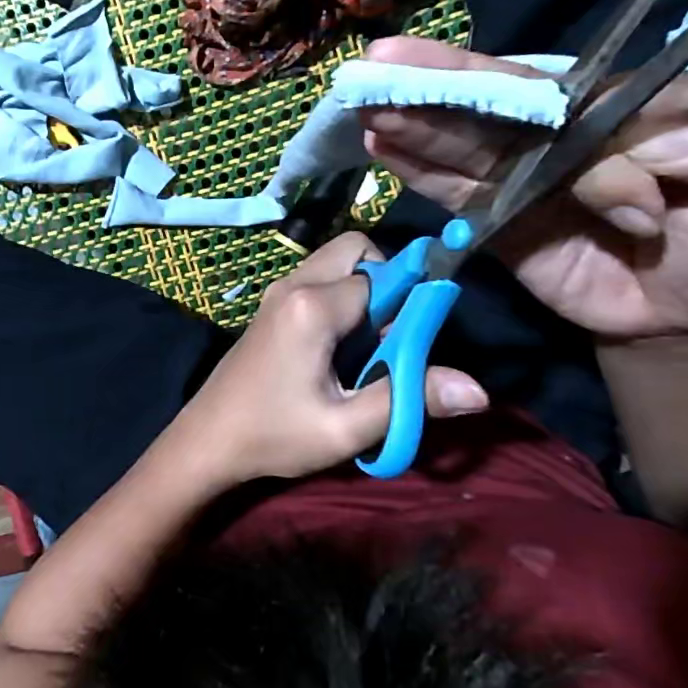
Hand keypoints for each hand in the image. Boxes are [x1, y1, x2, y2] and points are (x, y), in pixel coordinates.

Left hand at [186, 232, 489, 481]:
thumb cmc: (273, 434)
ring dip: (363, 293)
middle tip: (388, 337)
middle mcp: (291, 286)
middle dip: (388, 281)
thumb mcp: (346, 427)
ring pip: (336, 264)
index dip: (410, 306)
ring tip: (364, 350)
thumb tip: (479, 390)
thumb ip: (410, 399)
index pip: (384, 277)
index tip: (412, 346)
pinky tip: (338, 350)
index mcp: (310, 306)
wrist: (208, 438)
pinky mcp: (271, 308)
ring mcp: (276, 294)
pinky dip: (340, 299)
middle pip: (356, 250)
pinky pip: (317, 282)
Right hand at [358, 37, 687, 338]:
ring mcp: (519, 172)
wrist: (686, 320)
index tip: (588, 174)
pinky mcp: (488, 211)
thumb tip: (648, 144)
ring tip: (364, 102)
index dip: (556, 114)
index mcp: (630, 111)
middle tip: (382, 61)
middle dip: (439, 78)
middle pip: (495, 99)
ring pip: (460, 138)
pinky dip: (410, 165)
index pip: (577, 97)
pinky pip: (445, 185)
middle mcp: (564, 133)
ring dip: (410, 119)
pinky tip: (374, 143)